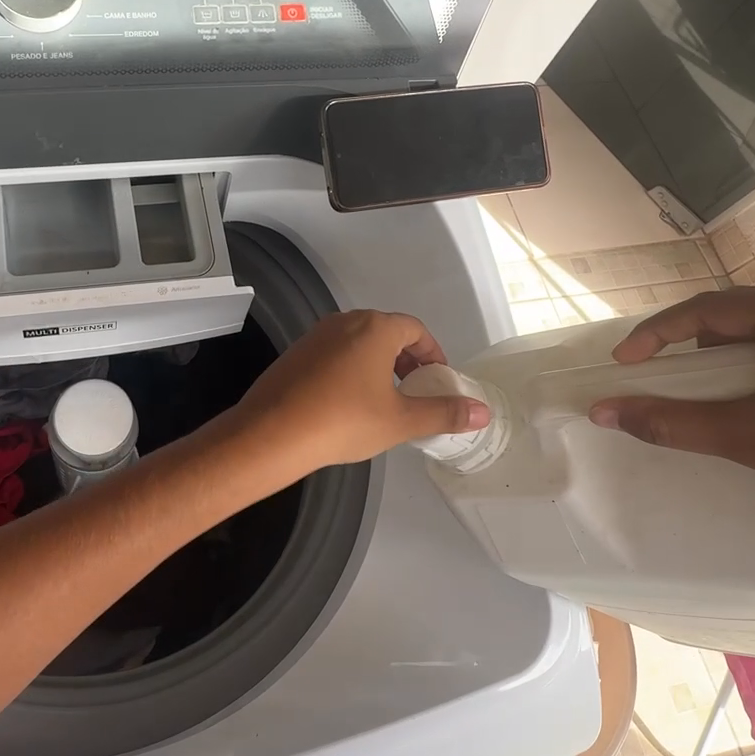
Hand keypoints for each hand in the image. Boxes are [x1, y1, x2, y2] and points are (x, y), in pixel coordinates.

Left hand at [224, 310, 489, 481]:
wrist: (272, 433)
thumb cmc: (344, 420)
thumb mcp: (400, 421)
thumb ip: (443, 413)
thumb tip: (482, 411)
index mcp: (374, 328)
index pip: (415, 330)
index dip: (433, 354)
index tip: (438, 382)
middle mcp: (344, 322)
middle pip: (387, 332)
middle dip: (407, 360)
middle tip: (416, 393)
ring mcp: (315, 336)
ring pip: (359, 343)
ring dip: (379, 366)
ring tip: (386, 401)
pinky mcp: (295, 354)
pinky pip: (334, 354)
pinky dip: (351, 371)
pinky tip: (349, 405)